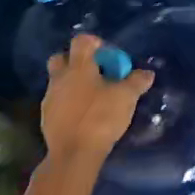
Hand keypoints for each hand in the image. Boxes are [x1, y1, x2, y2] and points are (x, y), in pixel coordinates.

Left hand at [40, 34, 154, 164]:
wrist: (74, 152)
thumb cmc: (100, 117)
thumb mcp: (126, 97)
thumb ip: (137, 81)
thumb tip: (147, 73)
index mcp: (78, 67)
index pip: (82, 41)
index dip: (96, 43)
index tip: (110, 57)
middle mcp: (60, 78)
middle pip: (62, 58)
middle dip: (77, 61)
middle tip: (97, 74)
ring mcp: (50, 98)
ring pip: (59, 81)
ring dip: (74, 84)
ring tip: (94, 98)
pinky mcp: (46, 117)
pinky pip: (58, 101)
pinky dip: (70, 103)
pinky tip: (84, 116)